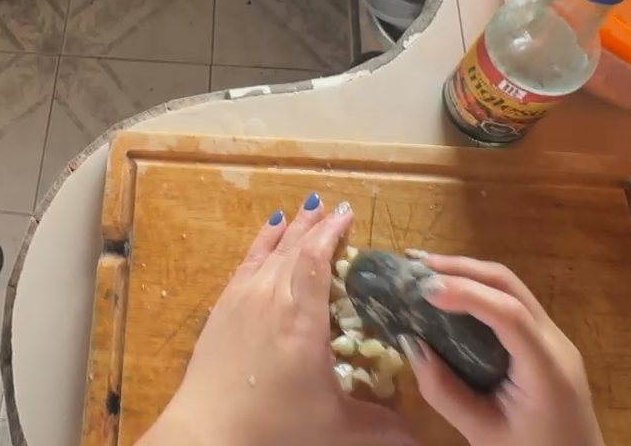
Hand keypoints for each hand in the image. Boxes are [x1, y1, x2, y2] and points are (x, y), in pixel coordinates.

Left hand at [139, 194, 414, 445]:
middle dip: (316, 225)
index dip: (332, 233)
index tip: (347, 213)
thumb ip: (383, 426)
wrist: (208, 433)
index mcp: (302, 317)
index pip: (318, 259)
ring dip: (291, 229)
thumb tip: (422, 435)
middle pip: (295, 247)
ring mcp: (243, 296)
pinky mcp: (224, 305)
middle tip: (334, 208)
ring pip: (271, 250)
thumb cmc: (276, 428)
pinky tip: (269, 230)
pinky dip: (262, 241)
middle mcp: (271, 296)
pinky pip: (248, 261)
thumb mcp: (338, 430)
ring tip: (306, 209)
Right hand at [401, 255, 603, 445]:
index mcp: (548, 371)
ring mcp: (554, 337)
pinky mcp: (544, 338)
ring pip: (509, 285)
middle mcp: (556, 343)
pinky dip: (476, 285)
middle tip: (414, 265)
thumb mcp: (482, 435)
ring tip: (424, 269)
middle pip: (509, 285)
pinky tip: (449, 288)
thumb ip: (444, 391)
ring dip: (466, 271)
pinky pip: (510, 299)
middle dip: (460, 269)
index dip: (466, 293)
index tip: (424, 289)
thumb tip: (408, 340)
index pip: (509, 314)